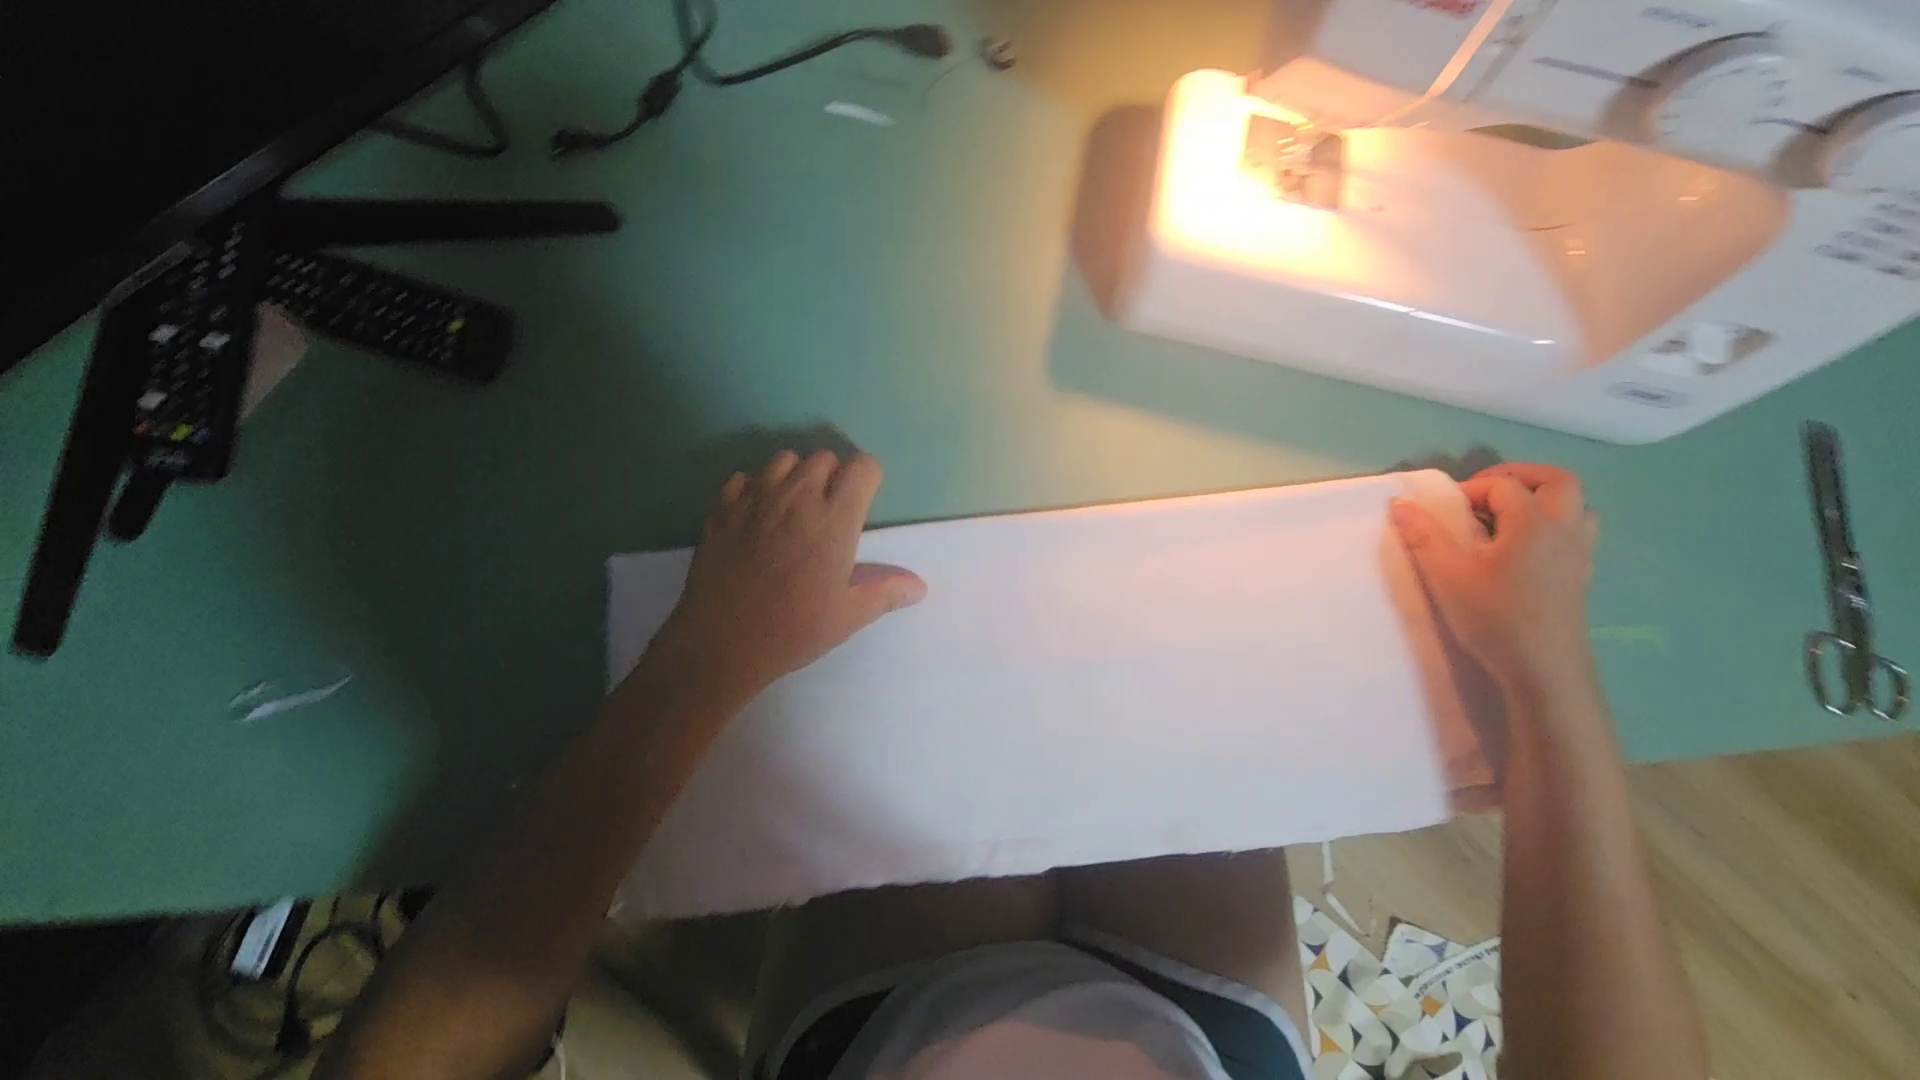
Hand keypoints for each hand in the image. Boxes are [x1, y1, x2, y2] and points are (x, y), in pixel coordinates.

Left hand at [644, 451, 926, 705]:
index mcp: (835, 519)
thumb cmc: (793, 630)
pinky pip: (743, 479)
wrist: (720, 642)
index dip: (868, 479)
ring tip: (793, 509)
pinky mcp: (722, 509)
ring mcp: (756, 499)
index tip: (864, 502)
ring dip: (795, 477)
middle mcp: (797, 497)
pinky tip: (756, 518)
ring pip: (784, 460)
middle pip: (824, 458)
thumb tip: (919, 587)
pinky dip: (754, 489)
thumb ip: (886, 593)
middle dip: (833, 476)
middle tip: (830, 511)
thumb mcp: (848, 617)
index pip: (863, 466)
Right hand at [1389, 464, 1599, 691]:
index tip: (1444, 511)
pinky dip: (1553, 526)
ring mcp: (1579, 554)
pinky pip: (1577, 533)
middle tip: (1484, 494)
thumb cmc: (1495, 618)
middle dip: (1519, 478)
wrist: (1544, 671)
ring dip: (1543, 500)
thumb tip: (1399, 502)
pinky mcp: (1581, 577)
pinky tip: (1524, 550)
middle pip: (1556, 481)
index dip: (1471, 489)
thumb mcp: (1448, 576)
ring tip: (1507, 518)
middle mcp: (1565, 530)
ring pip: (1575, 506)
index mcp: (1534, 523)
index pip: (1504, 486)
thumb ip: (1423, 535)